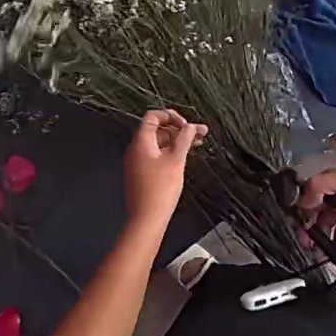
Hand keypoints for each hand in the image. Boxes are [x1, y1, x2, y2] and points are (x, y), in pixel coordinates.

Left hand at [124, 110, 207, 225]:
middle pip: (157, 129)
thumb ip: (184, 139)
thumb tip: (191, 126)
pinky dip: (170, 152)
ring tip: (197, 143)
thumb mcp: (176, 159)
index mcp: (141, 141)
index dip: (171, 116)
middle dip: (178, 129)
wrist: (146, 218)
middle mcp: (136, 149)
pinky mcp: (141, 173)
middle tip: (199, 133)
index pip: (153, 116)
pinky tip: (184, 156)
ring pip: (158, 143)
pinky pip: (156, 155)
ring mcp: (137, 162)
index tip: (187, 125)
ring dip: (176, 141)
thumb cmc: (160, 188)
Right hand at [297, 168, 335, 247]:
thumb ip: (321, 185)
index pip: (309, 193)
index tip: (299, 225)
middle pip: (316, 210)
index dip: (302, 208)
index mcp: (334, 180)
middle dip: (308, 226)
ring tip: (319, 253)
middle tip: (306, 244)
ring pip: (327, 223)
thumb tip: (302, 201)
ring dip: (320, 237)